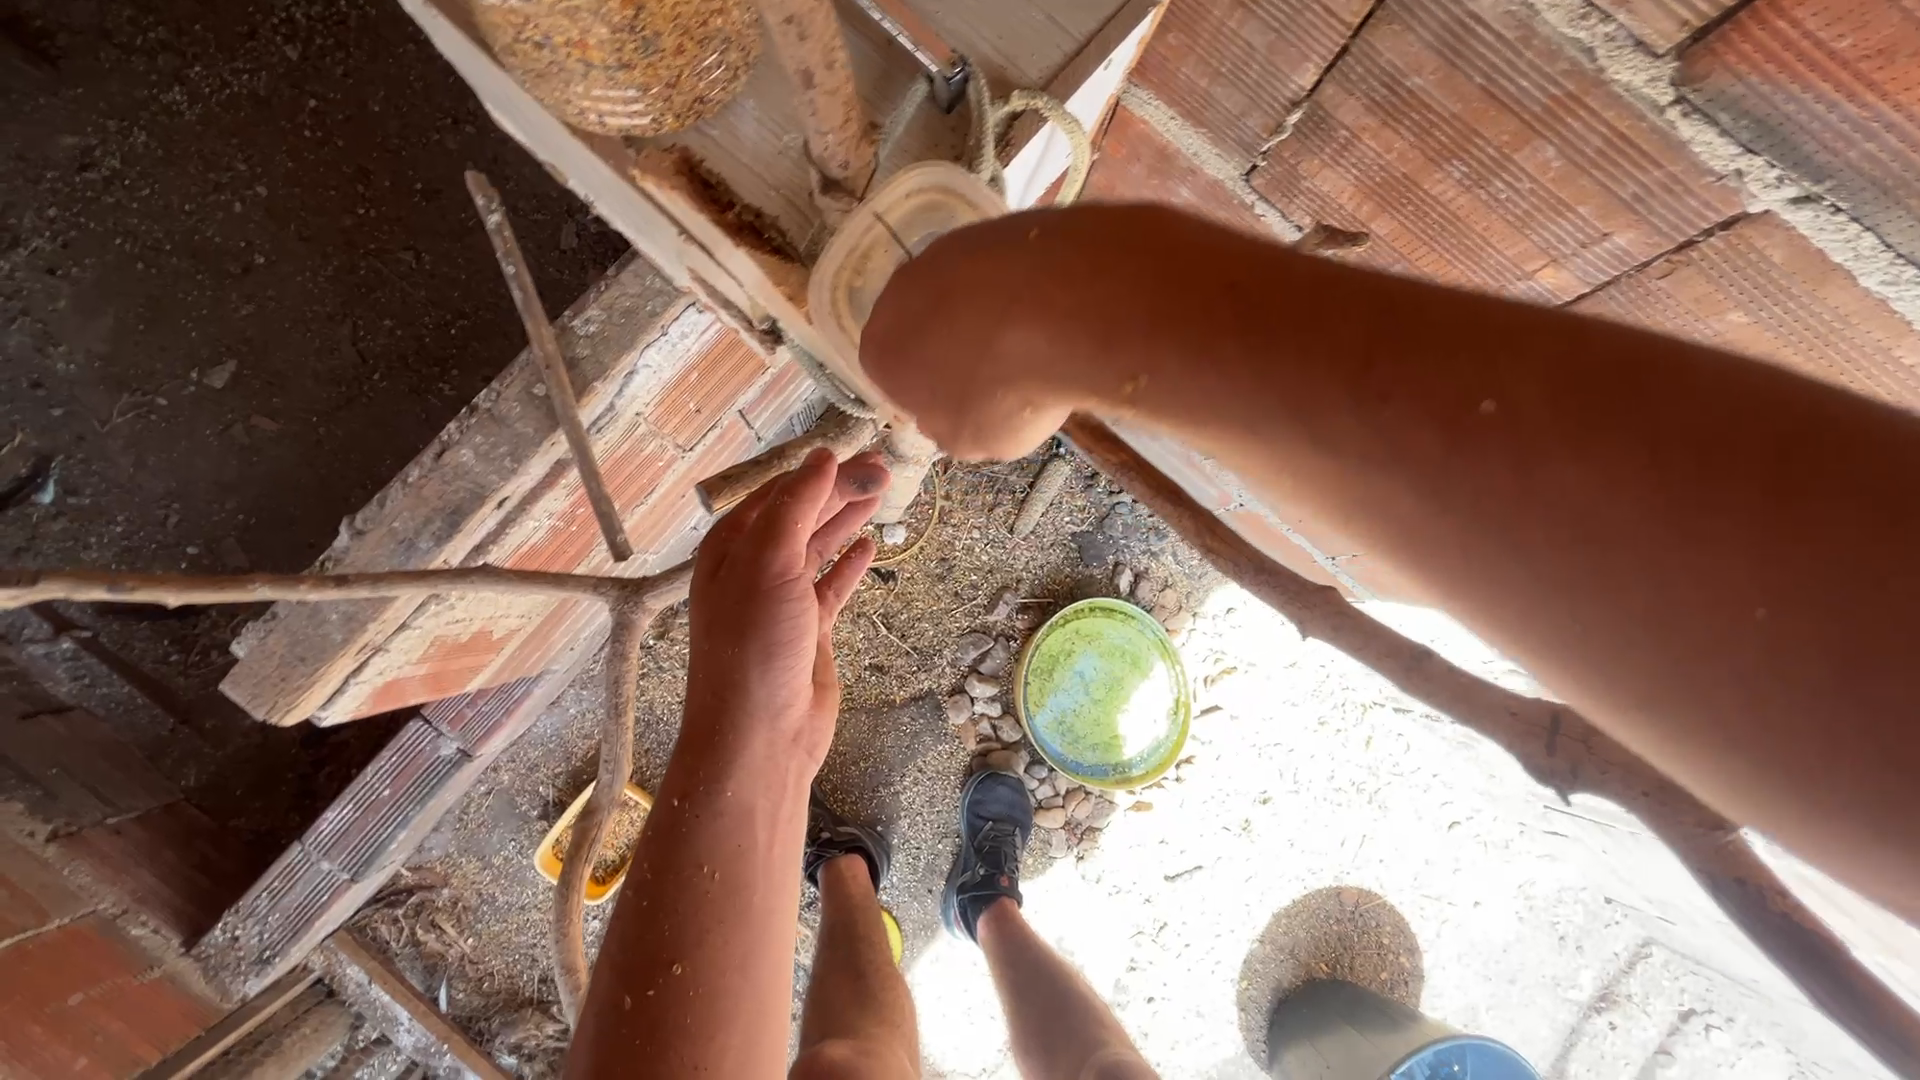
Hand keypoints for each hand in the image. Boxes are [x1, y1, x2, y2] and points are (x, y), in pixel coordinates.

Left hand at [681, 448, 889, 772]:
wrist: (760, 735)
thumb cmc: (755, 643)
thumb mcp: (768, 563)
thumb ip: (795, 507)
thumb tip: (820, 457)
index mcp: (733, 546)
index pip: (780, 493)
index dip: (821, 472)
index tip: (862, 455)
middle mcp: (755, 568)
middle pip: (803, 516)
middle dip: (841, 491)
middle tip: (885, 470)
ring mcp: (783, 599)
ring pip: (819, 547)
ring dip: (848, 520)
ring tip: (883, 494)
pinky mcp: (808, 629)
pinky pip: (831, 586)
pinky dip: (849, 565)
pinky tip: (869, 546)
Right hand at [860, 210, 1085, 459]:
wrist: (1060, 311)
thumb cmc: (1001, 393)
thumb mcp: (969, 441)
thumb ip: (945, 427)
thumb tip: (944, 414)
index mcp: (880, 352)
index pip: (894, 380)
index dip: (930, 396)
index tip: (964, 406)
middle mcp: (899, 294)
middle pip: (923, 328)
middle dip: (954, 349)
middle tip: (997, 375)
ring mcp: (946, 252)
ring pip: (961, 295)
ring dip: (988, 316)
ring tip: (1031, 342)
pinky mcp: (993, 225)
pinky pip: (1000, 269)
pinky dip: (1020, 288)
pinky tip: (1049, 311)